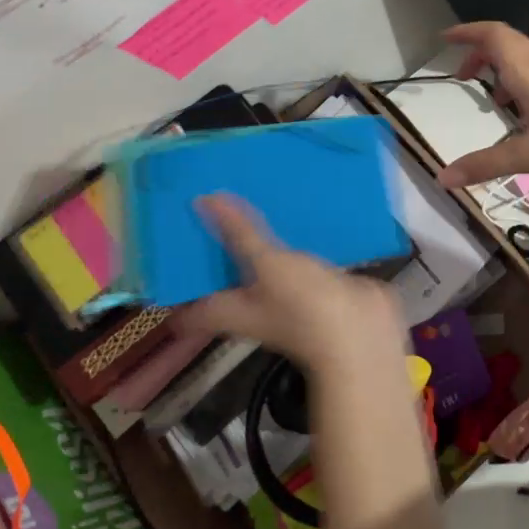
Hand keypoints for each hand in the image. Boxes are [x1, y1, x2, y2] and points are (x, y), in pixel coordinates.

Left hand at [181, 195, 408, 370]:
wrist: (360, 332)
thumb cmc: (303, 306)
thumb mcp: (267, 264)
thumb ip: (240, 233)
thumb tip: (203, 200)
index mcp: (224, 308)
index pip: (184, 301)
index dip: (173, 277)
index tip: (169, 240)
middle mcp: (249, 304)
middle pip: (224, 274)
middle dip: (219, 244)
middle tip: (211, 202)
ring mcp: (283, 295)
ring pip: (262, 263)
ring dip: (258, 239)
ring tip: (250, 196)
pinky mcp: (315, 285)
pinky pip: (297, 258)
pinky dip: (295, 240)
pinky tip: (297, 211)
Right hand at [434, 22, 528, 187]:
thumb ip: (486, 165)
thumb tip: (443, 178)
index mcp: (527, 71)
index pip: (493, 35)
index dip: (467, 32)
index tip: (444, 39)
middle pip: (506, 42)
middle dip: (479, 53)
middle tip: (462, 76)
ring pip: (524, 56)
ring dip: (501, 67)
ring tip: (490, 98)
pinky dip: (520, 80)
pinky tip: (523, 111)